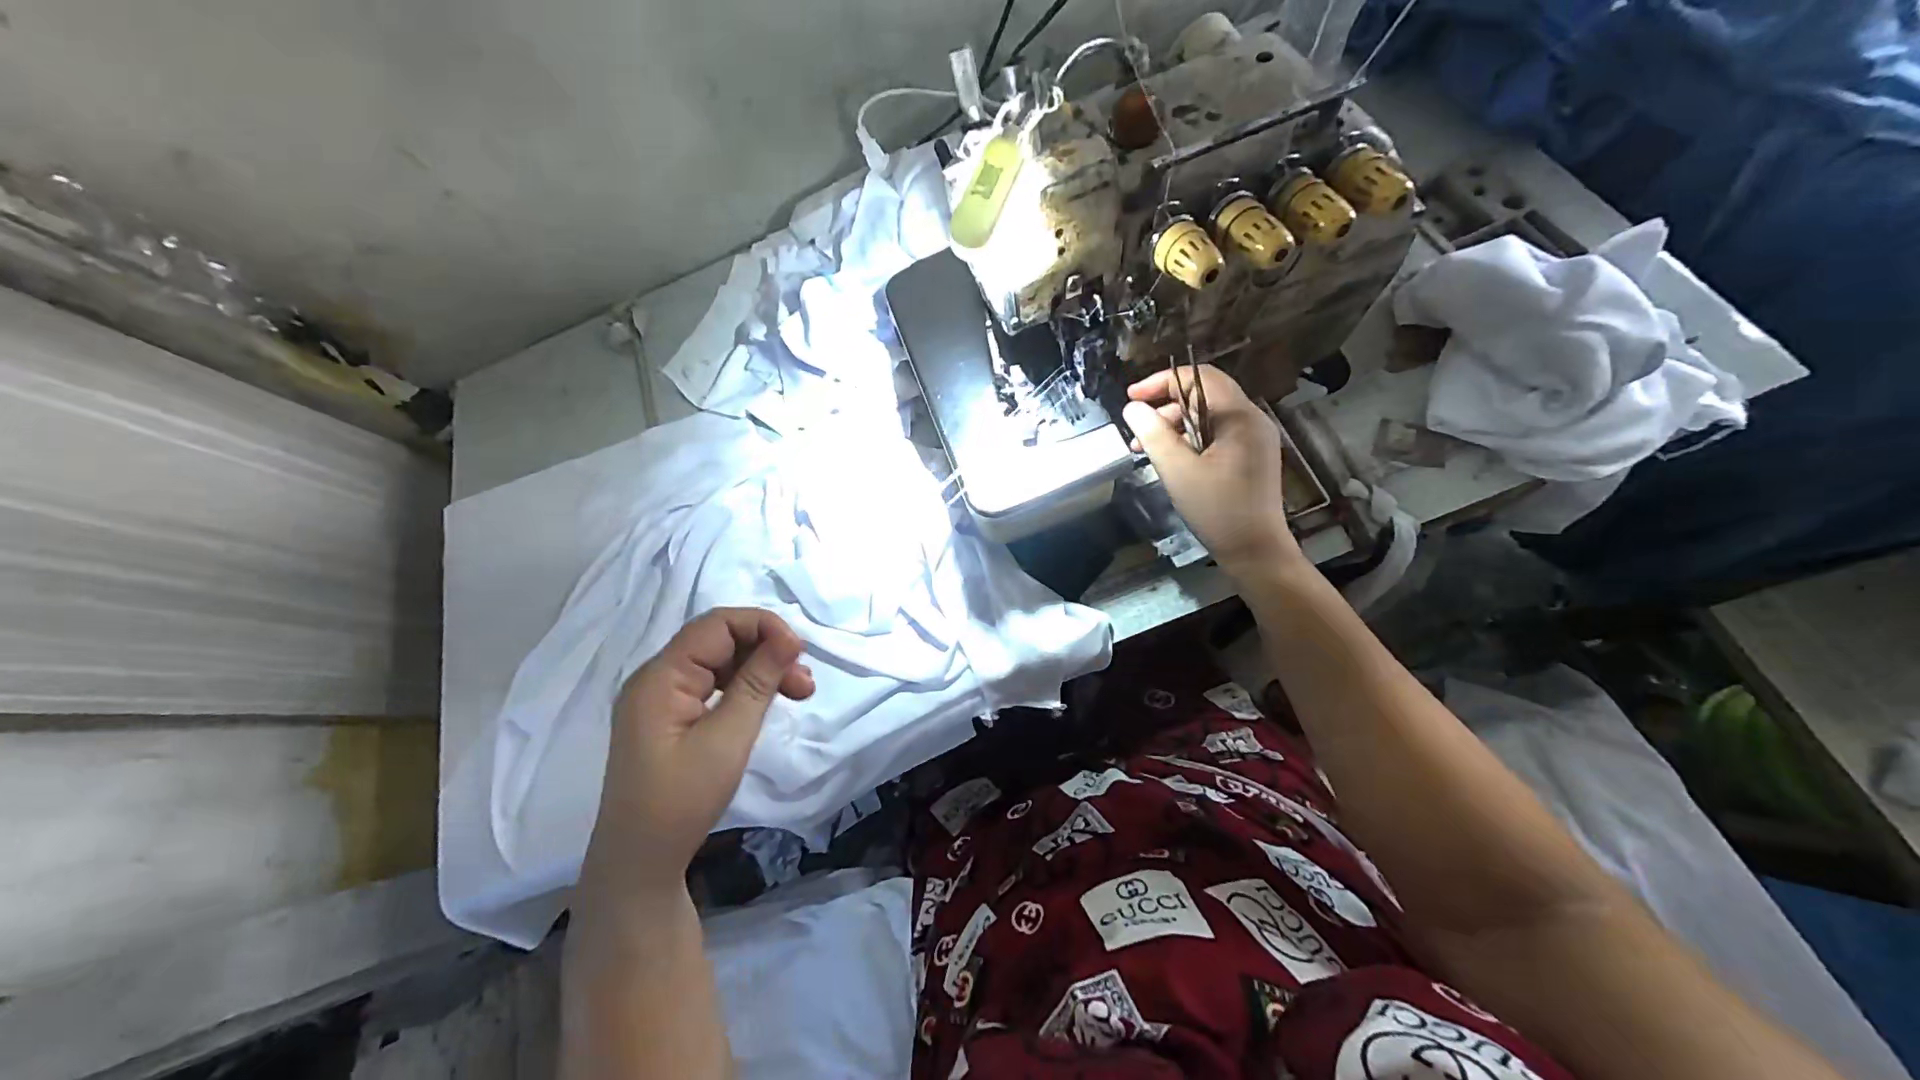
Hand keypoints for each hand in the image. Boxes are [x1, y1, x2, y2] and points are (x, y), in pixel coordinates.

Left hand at [580, 608, 815, 900]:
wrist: (639, 862)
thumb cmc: (682, 799)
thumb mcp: (728, 738)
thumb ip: (758, 682)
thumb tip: (789, 638)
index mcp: (661, 676)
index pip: (716, 624)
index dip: (762, 627)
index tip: (799, 651)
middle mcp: (657, 678)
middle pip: (719, 640)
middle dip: (766, 650)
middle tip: (805, 681)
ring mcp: (662, 699)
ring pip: (720, 662)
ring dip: (761, 670)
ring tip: (800, 692)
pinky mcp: (670, 718)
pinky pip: (712, 685)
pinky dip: (745, 688)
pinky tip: (770, 701)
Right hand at [1123, 364, 1303, 577]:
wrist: (1255, 551)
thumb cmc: (1217, 510)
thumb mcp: (1177, 471)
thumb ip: (1153, 434)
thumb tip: (1133, 408)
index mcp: (1239, 417)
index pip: (1200, 378)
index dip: (1163, 381)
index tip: (1133, 396)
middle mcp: (1253, 420)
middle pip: (1204, 395)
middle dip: (1166, 406)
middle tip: (1137, 427)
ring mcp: (1255, 439)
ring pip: (1208, 416)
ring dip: (1175, 426)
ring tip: (1147, 448)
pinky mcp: (1252, 456)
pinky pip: (1217, 434)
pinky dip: (1191, 439)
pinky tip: (1171, 459)